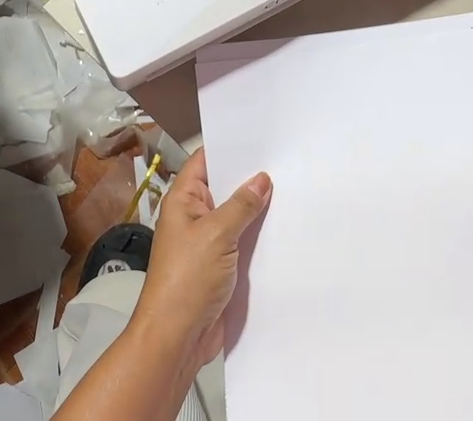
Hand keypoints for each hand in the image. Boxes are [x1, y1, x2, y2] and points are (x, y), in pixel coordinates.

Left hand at [131, 150, 270, 368]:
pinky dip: (260, 235)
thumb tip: (262, 178)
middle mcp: (195, 216)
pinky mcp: (222, 265)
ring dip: (259, 209)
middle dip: (251, 178)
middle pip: (224, 188)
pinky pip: (243, 242)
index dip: (229, 148)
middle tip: (287, 161)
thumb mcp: (216, 234)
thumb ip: (241, 206)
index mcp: (183, 200)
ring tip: (295, 188)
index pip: (205, 162)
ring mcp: (208, 241)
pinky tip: (287, 227)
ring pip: (237, 216)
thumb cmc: (187, 278)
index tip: (260, 136)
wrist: (177, 336)